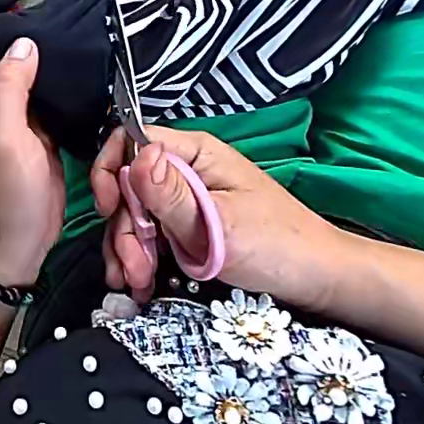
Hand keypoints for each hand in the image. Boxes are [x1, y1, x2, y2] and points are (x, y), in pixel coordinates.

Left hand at [0, 31, 62, 286]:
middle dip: (38, 46)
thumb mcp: (1, 138)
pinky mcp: (45, 133)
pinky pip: (56, 102)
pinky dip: (70, 93)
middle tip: (73, 40)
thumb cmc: (3, 195)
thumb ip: (9, 88)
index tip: (40, 30)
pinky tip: (89, 85)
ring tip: (86, 57)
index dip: (5, 33)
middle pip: (12, 57)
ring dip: (57, 70)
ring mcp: (20, 119)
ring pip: (38, 78)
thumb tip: (25, 42)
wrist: (19, 246)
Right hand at [89, 125, 347, 309]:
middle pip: (129, 186)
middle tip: (133, 267)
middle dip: (124, 227)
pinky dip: (140, 258)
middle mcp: (188, 171)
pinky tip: (141, 282)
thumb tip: (136, 157)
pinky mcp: (189, 226)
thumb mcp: (220, 223)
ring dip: (129, 249)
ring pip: (136, 215)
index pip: (134, 140)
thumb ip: (173, 195)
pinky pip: (151, 236)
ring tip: (138, 282)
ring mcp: (187, 200)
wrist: (314, 279)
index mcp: (197, 154)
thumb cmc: (277, 245)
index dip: (113, 170)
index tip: (109, 208)